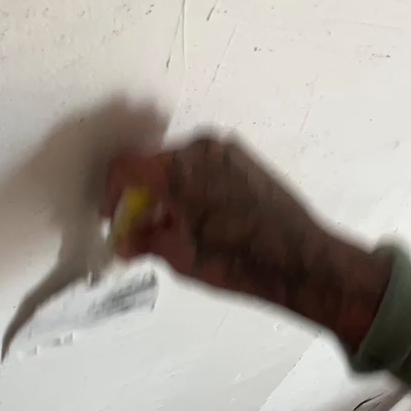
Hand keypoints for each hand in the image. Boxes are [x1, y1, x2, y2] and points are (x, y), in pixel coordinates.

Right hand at [102, 137, 390, 350]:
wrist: (300, 260)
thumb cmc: (242, 260)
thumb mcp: (180, 257)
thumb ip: (145, 242)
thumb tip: (128, 242)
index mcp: (176, 170)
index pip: (124, 167)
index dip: (111, 194)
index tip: (115, 215)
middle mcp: (200, 149)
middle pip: (153, 164)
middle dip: (142, 196)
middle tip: (142, 228)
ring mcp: (227, 150)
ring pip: (181, 164)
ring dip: (169, 191)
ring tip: (175, 228)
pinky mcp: (246, 159)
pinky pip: (206, 165)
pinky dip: (194, 186)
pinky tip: (201, 219)